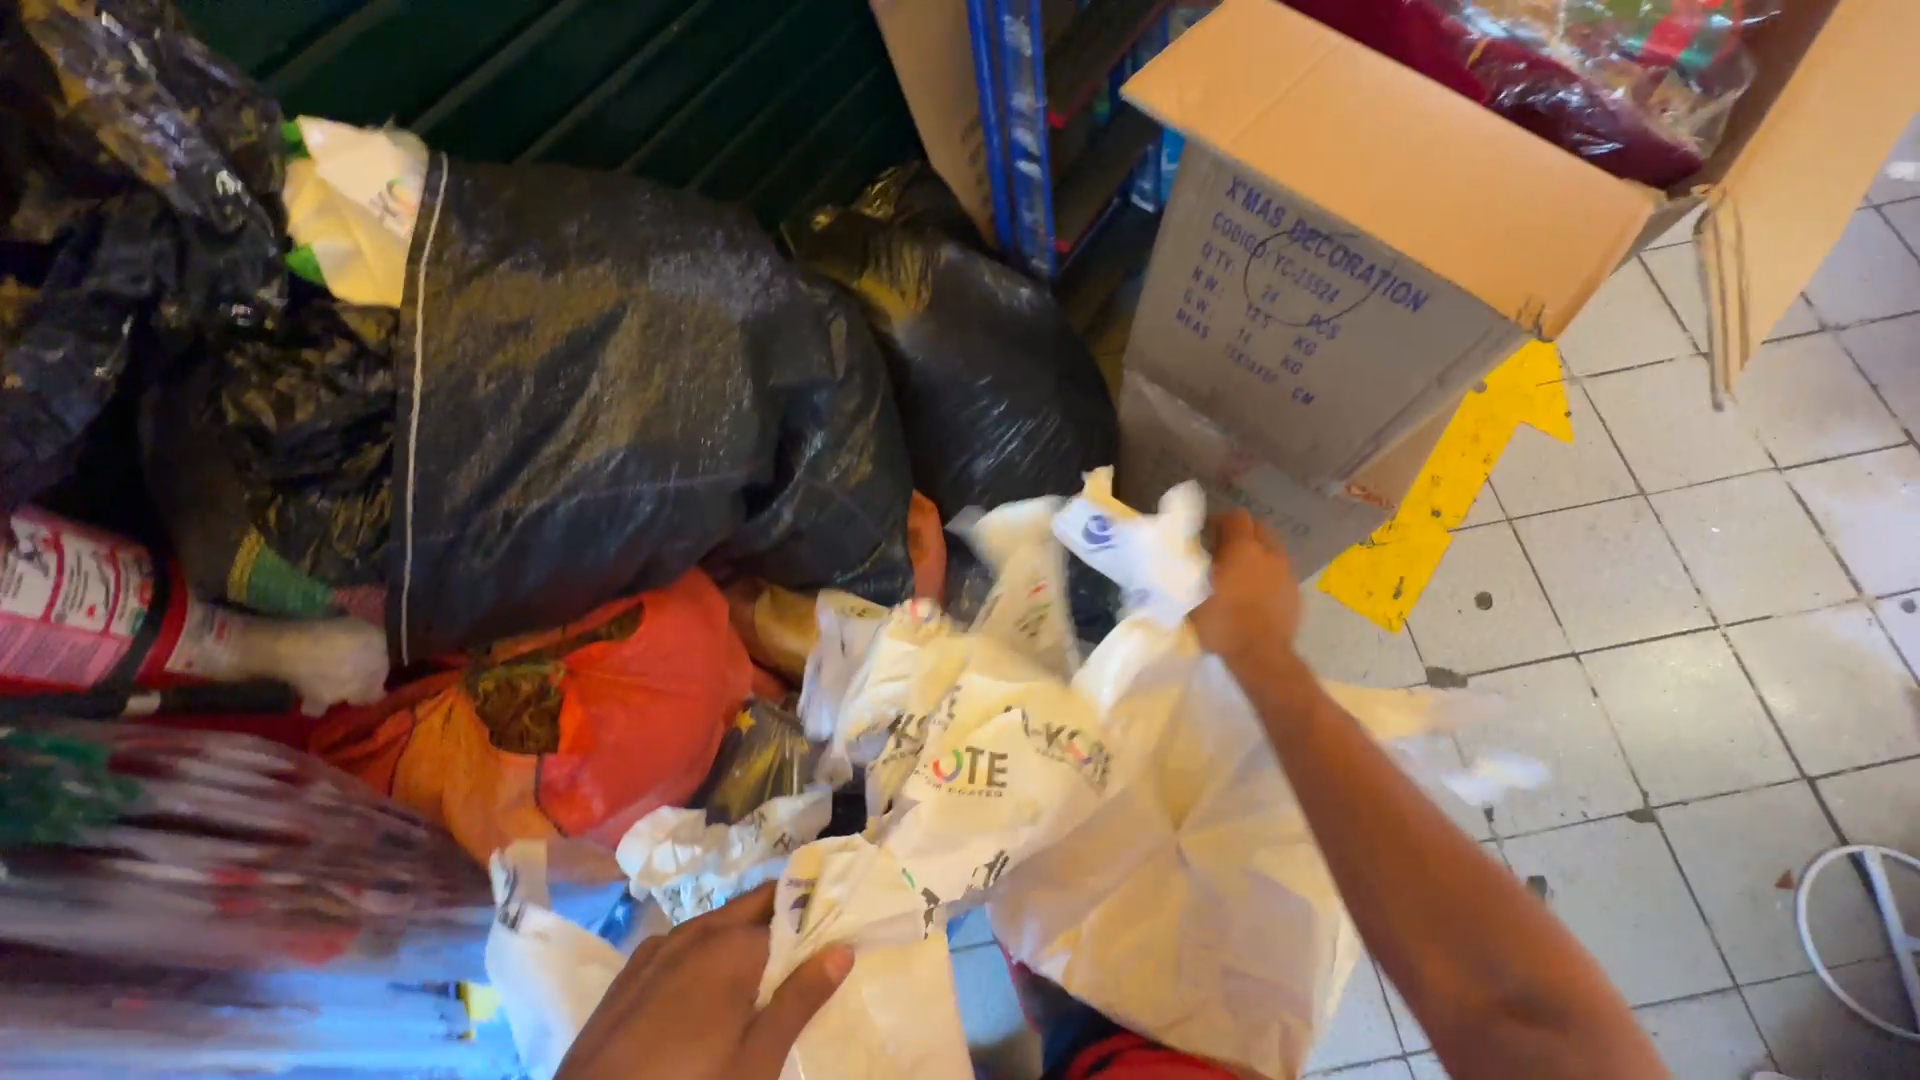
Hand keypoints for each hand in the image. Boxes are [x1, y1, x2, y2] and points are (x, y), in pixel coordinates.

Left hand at [555, 884, 853, 1079]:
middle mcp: (695, 933)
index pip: (792, 913)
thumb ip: (800, 1000)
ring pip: (717, 926)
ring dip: (745, 936)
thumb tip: (841, 948)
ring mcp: (657, 951)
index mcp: (731, 945)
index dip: (818, 920)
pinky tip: (712, 989)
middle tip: (813, 944)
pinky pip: (683, 948)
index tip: (839, 930)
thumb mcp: (756, 1062)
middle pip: (753, 906)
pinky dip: (708, 954)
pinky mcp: (630, 976)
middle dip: (784, 917)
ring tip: (769, 971)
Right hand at [1191, 510, 1302, 664]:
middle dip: (1241, 533)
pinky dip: (1267, 575)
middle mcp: (1269, 553)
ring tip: (1241, 574)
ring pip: (1272, 550)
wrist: (1261, 655)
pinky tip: (1255, 594)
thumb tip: (1190, 555)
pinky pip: (1280, 572)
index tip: (1206, 534)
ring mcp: (1286, 572)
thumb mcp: (1193, 594)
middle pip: (1258, 527)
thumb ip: (1193, 568)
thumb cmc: (1222, 621)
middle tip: (1223, 551)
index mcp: (1243, 548)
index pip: (1236, 516)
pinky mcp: (1295, 592)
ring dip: (1256, 554)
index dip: (1220, 520)